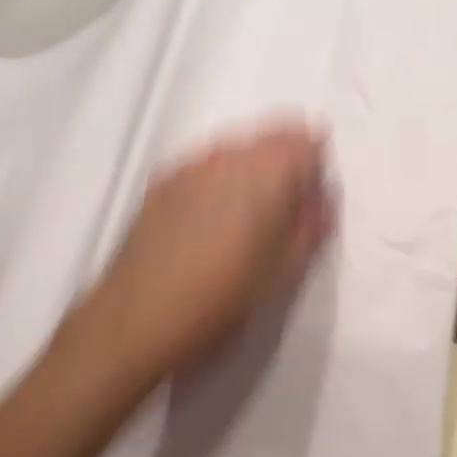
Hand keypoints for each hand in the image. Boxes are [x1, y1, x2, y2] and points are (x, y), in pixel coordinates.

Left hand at [78, 122, 332, 380]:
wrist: (136, 319)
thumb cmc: (220, 300)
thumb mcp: (283, 273)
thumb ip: (310, 225)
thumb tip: (320, 199)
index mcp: (267, 172)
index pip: (307, 140)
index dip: (316, 170)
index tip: (312, 205)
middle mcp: (228, 154)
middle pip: (271, 138)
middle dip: (284, 167)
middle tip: (283, 216)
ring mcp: (190, 163)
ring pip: (236, 149)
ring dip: (250, 174)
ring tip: (243, 225)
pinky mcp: (161, 180)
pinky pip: (205, 165)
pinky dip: (218, 183)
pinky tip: (208, 225)